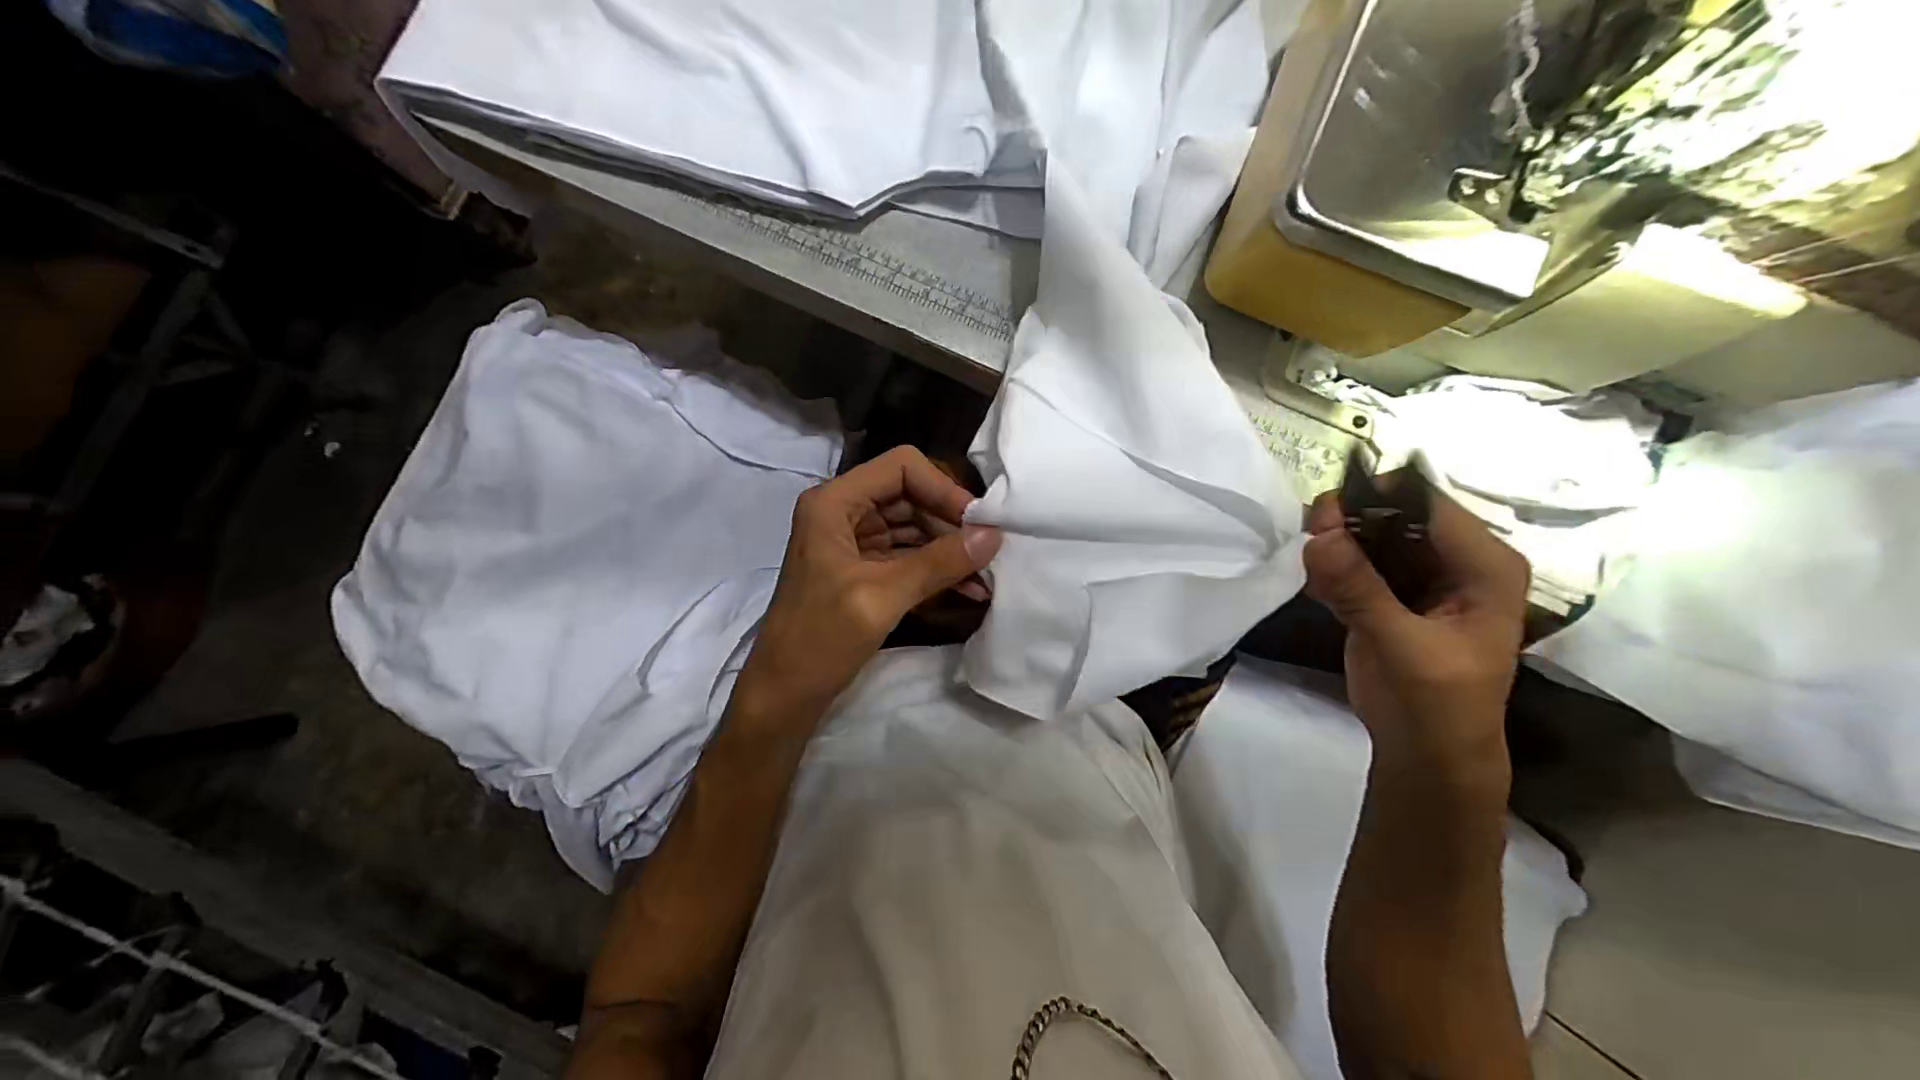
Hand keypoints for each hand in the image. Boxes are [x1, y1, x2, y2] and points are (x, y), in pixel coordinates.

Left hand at [732, 446, 1002, 728]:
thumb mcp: (881, 597)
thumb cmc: (819, 640)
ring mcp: (853, 542)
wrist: (782, 696)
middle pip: (911, 495)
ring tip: (987, 574)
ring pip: (914, 527)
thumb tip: (994, 535)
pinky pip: (908, 556)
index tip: (978, 523)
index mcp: (834, 503)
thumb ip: (938, 563)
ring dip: (949, 548)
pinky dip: (937, 570)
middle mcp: (843, 512)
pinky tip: (970, 589)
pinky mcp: (863, 571)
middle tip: (990, 551)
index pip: (901, 468)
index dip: (943, 489)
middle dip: (951, 522)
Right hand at [1303, 485, 1529, 782]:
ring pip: (1370, 537)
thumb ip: (1360, 590)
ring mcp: (1419, 578)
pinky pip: (1354, 563)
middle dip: (1351, 520)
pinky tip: (1313, 583)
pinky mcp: (1387, 595)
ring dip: (1335, 543)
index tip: (1326, 509)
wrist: (1425, 754)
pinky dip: (1330, 567)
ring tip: (1310, 564)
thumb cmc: (1436, 705)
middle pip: (1397, 516)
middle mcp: (1455, 562)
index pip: (1432, 507)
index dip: (1381, 498)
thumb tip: (1319, 535)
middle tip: (1309, 535)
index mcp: (1484, 567)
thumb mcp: (1402, 646)